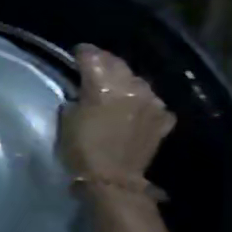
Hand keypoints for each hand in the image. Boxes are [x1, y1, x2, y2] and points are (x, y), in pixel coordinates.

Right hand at [59, 44, 175, 188]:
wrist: (112, 179)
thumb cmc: (81, 147)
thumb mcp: (67, 116)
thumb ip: (78, 95)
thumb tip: (84, 89)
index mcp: (104, 85)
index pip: (92, 56)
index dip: (82, 53)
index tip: (76, 54)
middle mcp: (132, 87)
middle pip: (117, 64)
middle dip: (104, 62)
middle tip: (93, 66)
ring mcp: (152, 102)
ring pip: (137, 80)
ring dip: (125, 80)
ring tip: (114, 87)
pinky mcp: (163, 118)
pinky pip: (152, 101)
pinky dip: (142, 101)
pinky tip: (134, 108)